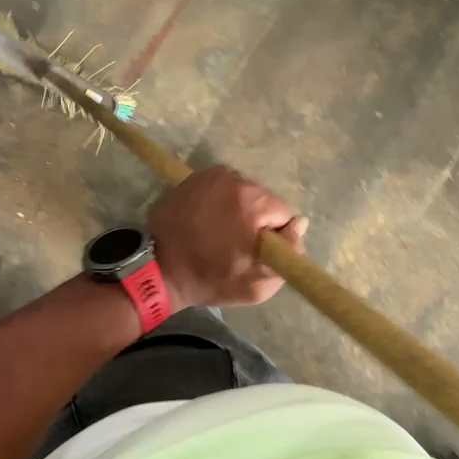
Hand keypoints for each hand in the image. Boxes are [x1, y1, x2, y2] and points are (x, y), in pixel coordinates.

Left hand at [147, 166, 304, 309]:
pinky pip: (224, 186)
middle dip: (257, 220)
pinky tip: (209, 219)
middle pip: (264, 200)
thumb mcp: (257, 284)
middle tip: (236, 243)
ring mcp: (215, 174)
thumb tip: (299, 224)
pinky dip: (222, 200)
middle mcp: (237, 180)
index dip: (275, 236)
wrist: (160, 267)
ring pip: (244, 192)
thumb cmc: (210, 279)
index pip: (285, 214)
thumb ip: (288, 254)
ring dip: (240, 209)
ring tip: (220, 231)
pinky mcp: (197, 176)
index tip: (255, 251)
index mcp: (255, 203)